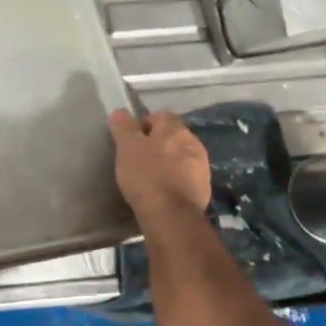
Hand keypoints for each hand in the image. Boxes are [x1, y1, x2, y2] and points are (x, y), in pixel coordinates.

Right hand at [108, 108, 211, 232]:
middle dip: (159, 143)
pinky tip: (165, 191)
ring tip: (152, 177)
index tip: (132, 140)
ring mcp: (202, 165)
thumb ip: (124, 128)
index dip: (145, 124)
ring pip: (183, 155)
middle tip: (140, 158)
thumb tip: (121, 111)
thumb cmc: (145, 175)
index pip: (161, 115)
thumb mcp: (126, 149)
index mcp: (175, 129)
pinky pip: (188, 175)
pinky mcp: (204, 186)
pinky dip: (177, 179)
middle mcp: (193, 142)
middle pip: (174, 136)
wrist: (171, 214)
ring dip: (170, 161)